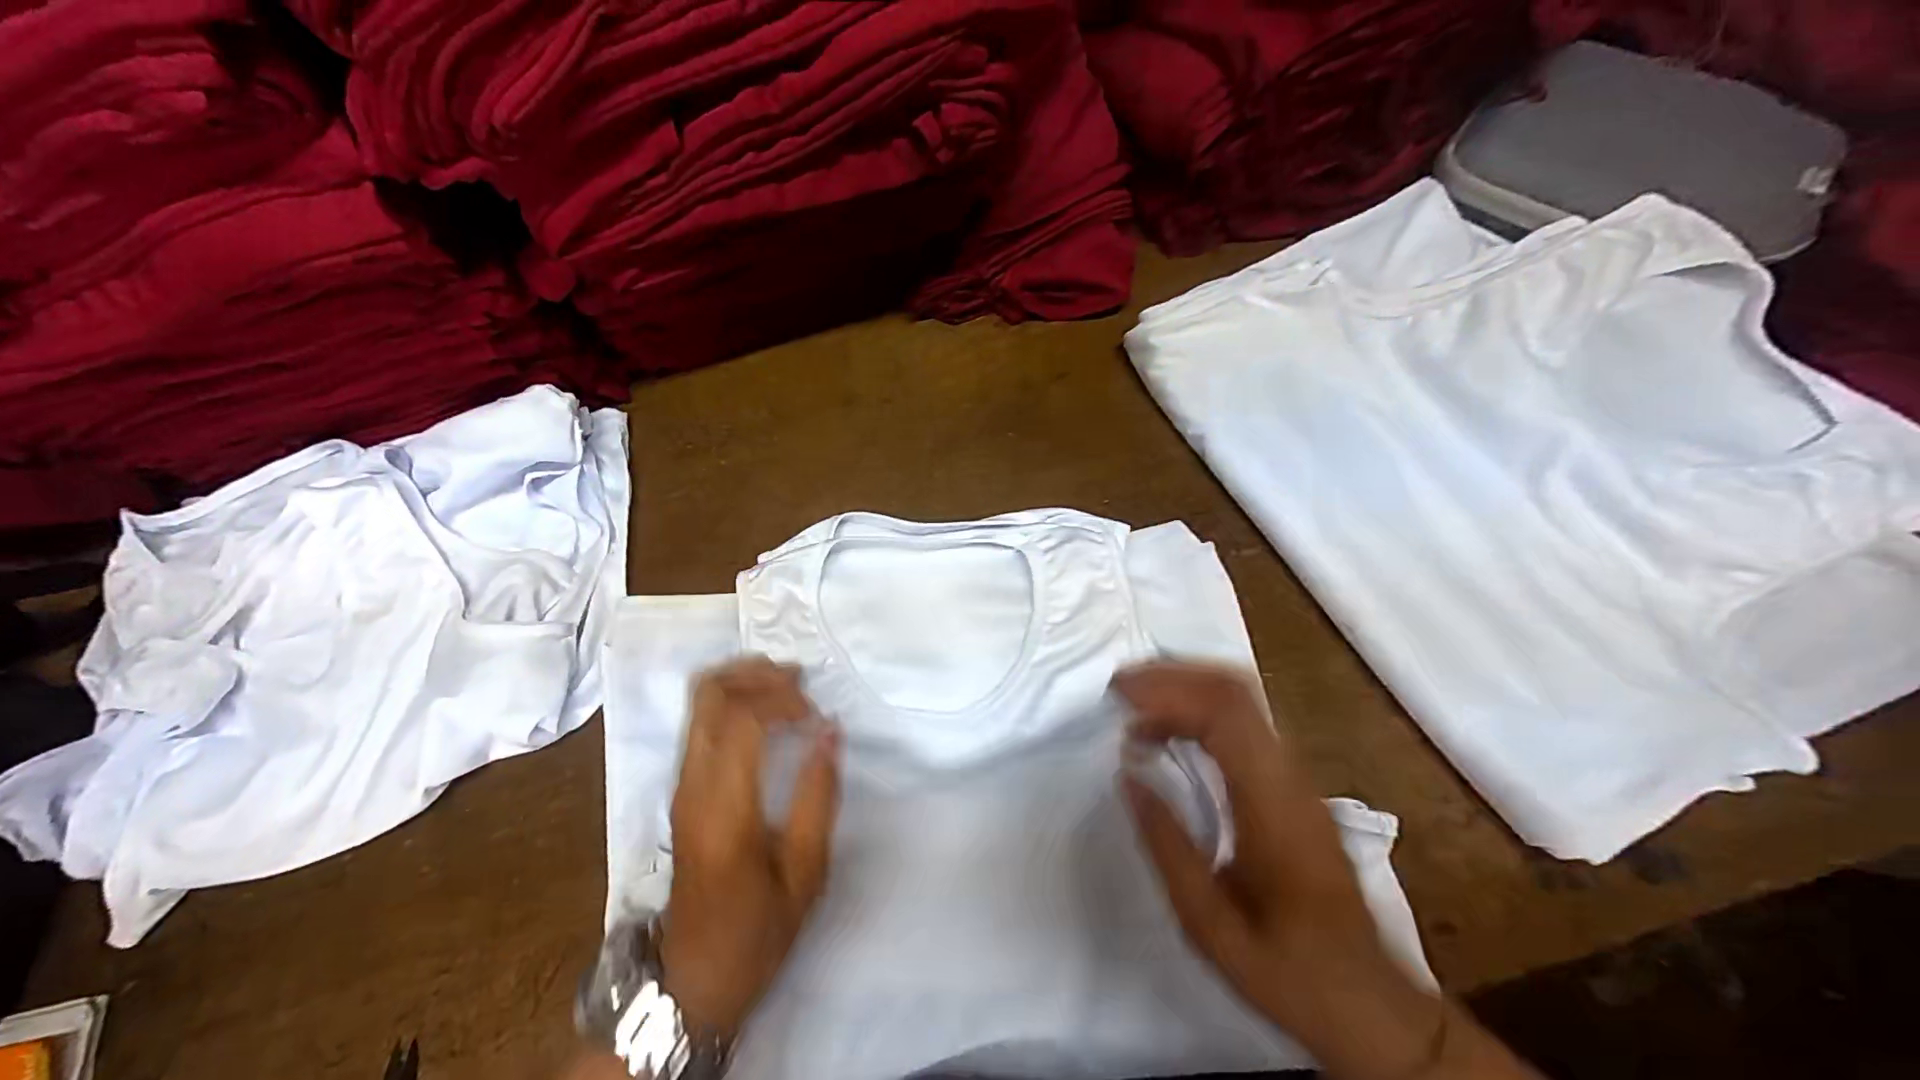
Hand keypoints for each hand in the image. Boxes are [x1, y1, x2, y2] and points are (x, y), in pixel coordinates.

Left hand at [660, 657, 840, 1040]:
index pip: (743, 719)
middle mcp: (692, 785)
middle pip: (709, 694)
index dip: (785, 699)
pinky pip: (699, 722)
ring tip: (786, 685)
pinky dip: (732, 701)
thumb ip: (818, 796)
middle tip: (800, 678)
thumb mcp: (806, 873)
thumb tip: (829, 731)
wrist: (691, 979)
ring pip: (697, 702)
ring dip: (742, 681)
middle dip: (757, 673)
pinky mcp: (680, 789)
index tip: (818, 715)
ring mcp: (679, 785)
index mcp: (724, 807)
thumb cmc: (757, 931)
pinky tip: (766, 713)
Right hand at [1116, 662, 1537, 1079]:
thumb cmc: (1287, 969)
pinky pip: (1247, 728)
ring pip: (1243, 703)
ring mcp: (1300, 781)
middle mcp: (1291, 778)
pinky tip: (1171, 738)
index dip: (1167, 689)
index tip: (1118, 694)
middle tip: (1121, 690)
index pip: (1223, 712)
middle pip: (1234, 691)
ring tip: (1136, 710)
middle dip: (1173, 678)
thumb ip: (1166, 844)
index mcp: (1271, 805)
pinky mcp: (1298, 790)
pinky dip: (1202, 715)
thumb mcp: (1208, 923)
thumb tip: (1128, 776)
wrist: (1372, 1004)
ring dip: (1186, 693)